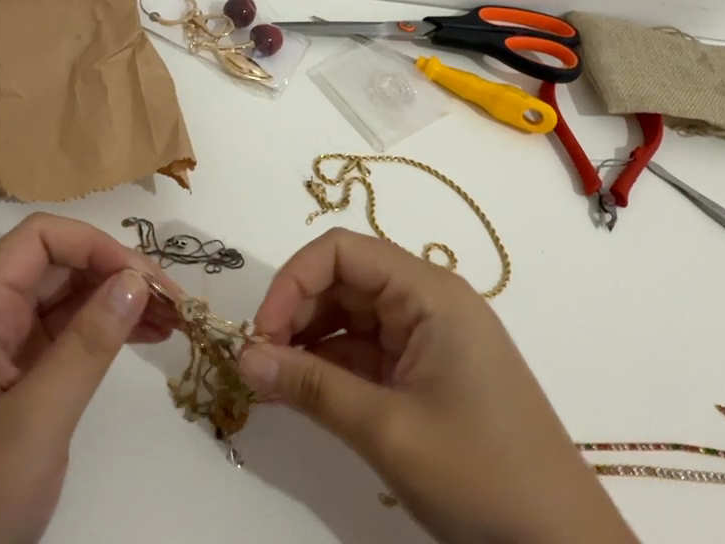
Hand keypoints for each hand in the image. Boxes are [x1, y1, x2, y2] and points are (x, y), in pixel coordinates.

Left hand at [0, 213, 178, 543]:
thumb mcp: (36, 420)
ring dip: (118, 299)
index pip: (37, 240)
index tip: (143, 277)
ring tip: (173, 316)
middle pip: (55, 265)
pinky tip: (148, 337)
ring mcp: (4, 353)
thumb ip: (87, 346)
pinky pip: (67, 338)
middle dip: (115, 270)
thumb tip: (135, 279)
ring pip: (66, 300)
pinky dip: (108, 332)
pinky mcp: (20, 384)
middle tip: (173, 299)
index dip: (92, 244)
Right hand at [238, 229, 637, 543]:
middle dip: (296, 312)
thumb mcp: (388, 430)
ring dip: (308, 342)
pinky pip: (365, 352)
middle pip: (345, 280)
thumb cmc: (481, 473)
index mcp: (430, 293)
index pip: (344, 251)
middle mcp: (429, 303)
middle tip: (260, 363)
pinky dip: (330, 367)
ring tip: (272, 381)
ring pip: (351, 317)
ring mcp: (429, 339)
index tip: (262, 333)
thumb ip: (311, 386)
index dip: (294, 280)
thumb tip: (242, 358)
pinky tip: (301, 392)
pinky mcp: (426, 374)